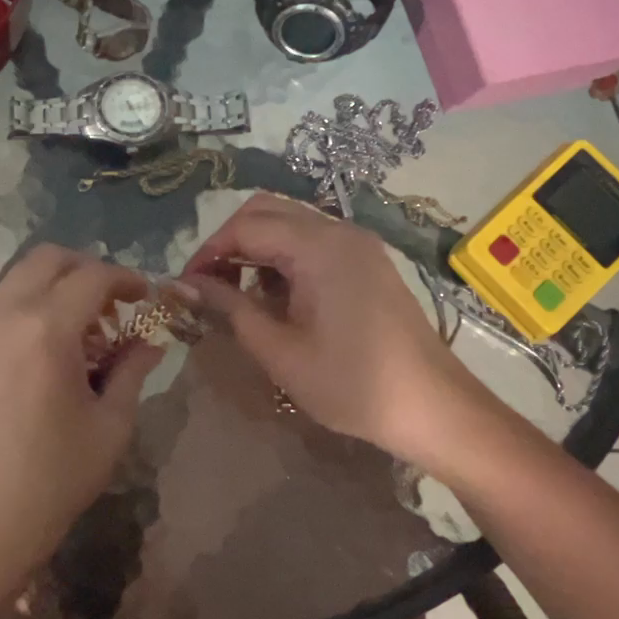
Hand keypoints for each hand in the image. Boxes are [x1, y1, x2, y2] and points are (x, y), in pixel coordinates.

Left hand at [0, 246, 162, 584]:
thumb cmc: (54, 478)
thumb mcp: (110, 426)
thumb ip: (132, 371)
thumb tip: (151, 342)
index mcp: (46, 330)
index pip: (92, 276)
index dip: (126, 278)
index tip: (147, 295)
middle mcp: (5, 316)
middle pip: (47, 259)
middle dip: (87, 268)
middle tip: (115, 303)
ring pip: (19, 276)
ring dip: (57, 284)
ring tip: (86, 328)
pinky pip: (2, 303)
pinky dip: (31, 304)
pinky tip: (53, 346)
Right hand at [182, 194, 492, 460]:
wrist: (433, 408)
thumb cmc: (351, 385)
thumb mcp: (279, 351)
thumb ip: (230, 308)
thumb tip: (187, 285)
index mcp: (318, 247)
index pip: (245, 226)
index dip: (208, 252)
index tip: (185, 287)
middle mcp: (339, 231)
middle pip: (266, 210)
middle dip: (229, 241)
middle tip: (207, 285)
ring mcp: (358, 244)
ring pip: (289, 223)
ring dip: (255, 248)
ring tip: (235, 294)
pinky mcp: (367, 262)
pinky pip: (312, 241)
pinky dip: (282, 256)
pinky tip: (274, 297)